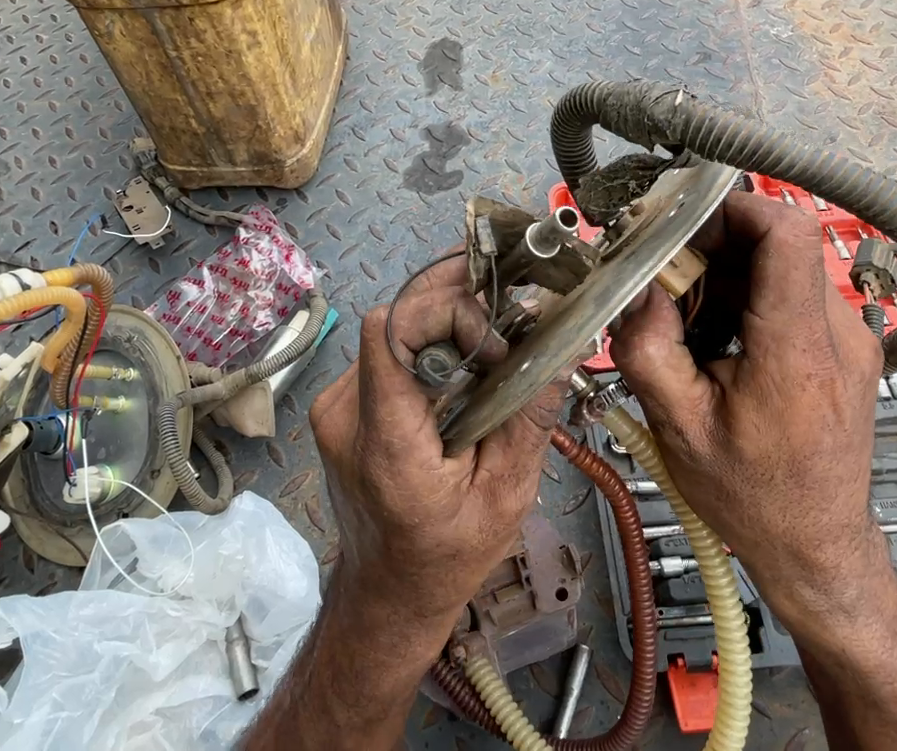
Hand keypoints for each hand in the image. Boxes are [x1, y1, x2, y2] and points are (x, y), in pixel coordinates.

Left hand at [245, 258, 560, 750]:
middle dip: (455, 306)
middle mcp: (345, 413)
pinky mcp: (340, 403)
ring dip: (444, 324)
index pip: (392, 332)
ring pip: (392, 328)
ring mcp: (335, 405)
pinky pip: (386, 349)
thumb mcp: (507, 495)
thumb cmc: (448, 555)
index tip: (497, 346)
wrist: (385, 590)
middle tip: (508, 318)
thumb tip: (561, 345)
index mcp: (386, 443)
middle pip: (395, 319)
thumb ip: (528, 417)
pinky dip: (427, 344)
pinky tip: (462, 366)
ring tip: (493, 341)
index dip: (449, 312)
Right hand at [610, 191, 886, 627]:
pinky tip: (719, 338)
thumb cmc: (748, 494)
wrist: (817, 544)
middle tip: (665, 282)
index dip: (732, 208)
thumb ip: (648, 347)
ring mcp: (852, 336)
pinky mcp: (848, 345)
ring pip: (782, 265)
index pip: (787, 232)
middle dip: (712, 247)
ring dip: (727, 274)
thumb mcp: (677, 426)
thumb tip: (635, 282)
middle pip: (777, 243)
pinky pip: (793, 291)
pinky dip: (748, 296)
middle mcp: (839, 331)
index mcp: (797, 351)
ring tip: (688, 320)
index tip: (680, 226)